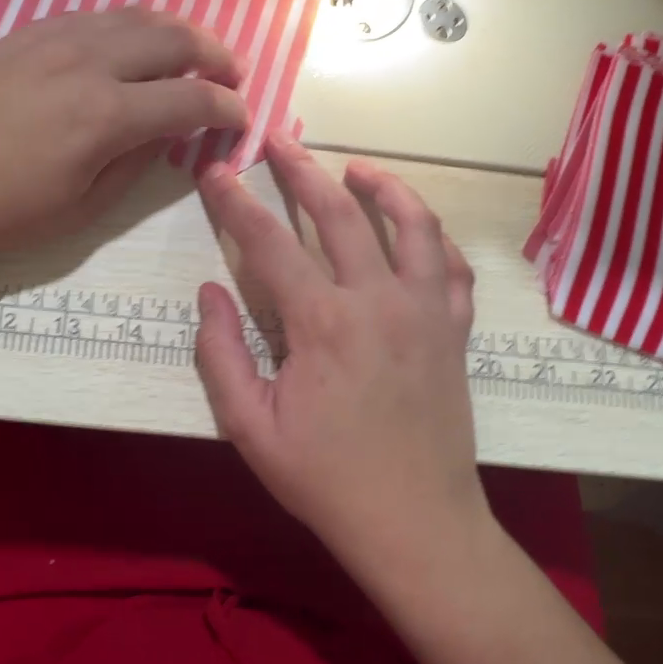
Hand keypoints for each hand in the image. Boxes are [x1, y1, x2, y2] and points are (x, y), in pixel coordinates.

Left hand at [0, 9, 246, 257]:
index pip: (191, 98)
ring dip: (173, 30)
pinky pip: (92, 16)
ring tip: (189, 53)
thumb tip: (163, 134)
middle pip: (172, 36)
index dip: (227, 108)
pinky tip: (126, 48)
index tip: (242, 118)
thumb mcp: (80, 209)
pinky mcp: (23, 34)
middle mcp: (87, 61)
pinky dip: (126, 26)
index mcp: (106, 115)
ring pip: (132, 14)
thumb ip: (133, 165)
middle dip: (214, 53)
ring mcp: (52, 39)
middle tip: (230, 75)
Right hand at [195, 137, 484, 565]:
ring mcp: (426, 312)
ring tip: (356, 166)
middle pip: (339, 213)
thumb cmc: (325, 479)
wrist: (415, 523)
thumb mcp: (250, 429)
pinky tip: (416, 226)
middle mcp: (379, 301)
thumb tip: (208, 293)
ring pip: (412, 225)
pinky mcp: (454, 330)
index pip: (269, 242)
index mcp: (323, 323)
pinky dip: (434, 236)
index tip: (214, 171)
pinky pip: (452, 267)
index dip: (235, 202)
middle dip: (301, 170)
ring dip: (383, 186)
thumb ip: (221, 355)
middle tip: (277, 140)